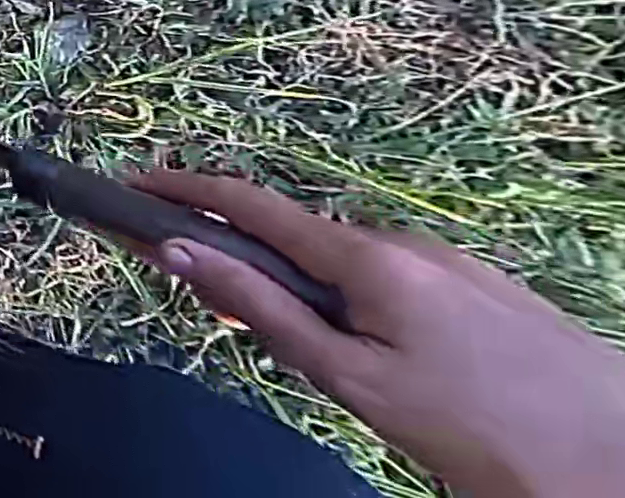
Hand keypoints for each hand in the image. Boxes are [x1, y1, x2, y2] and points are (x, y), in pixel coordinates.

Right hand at [135, 171, 624, 497]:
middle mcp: (408, 243)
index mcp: (368, 257)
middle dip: (241, 252)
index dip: (182, 187)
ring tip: (298, 338)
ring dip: (299, 280)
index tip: (131, 183)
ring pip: (344, 259)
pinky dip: (349, 293)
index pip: (247, 202)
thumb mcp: (353, 381)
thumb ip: (258, 307)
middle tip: (213, 299)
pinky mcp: (493, 292)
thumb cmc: (490, 441)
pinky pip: (392, 276)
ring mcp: (457, 265)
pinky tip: (369, 343)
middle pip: (294, 233)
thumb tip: (176, 248)